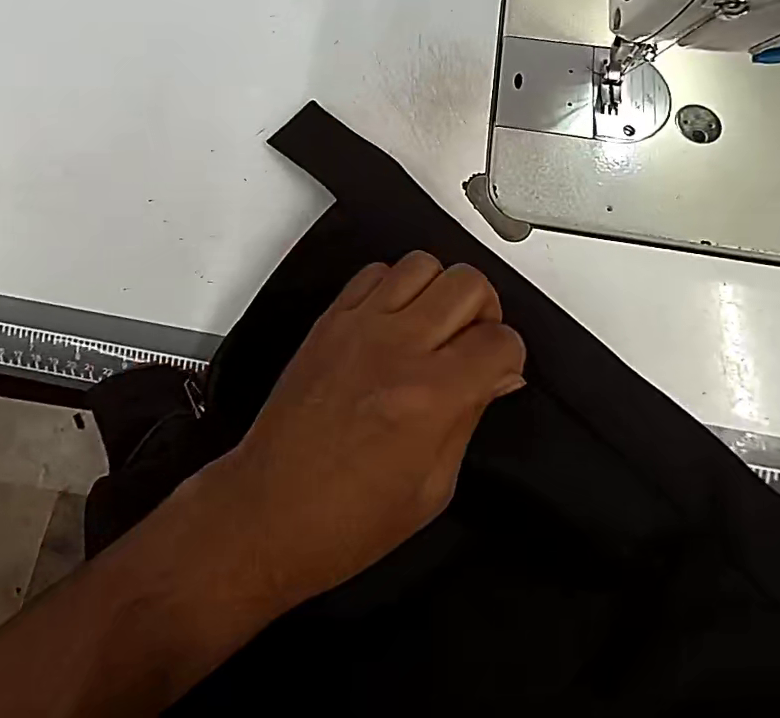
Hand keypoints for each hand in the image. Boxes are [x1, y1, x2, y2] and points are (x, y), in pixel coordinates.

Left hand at [178, 251, 526, 606]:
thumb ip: (471, 417)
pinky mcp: (326, 323)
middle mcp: (392, 349)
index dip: (510, 355)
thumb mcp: (432, 487)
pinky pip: (371, 273)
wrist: (270, 509)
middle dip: (484, 311)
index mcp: (429, 396)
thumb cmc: (341, 516)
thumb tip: (497, 377)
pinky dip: (392, 284)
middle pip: (467, 284)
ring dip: (439, 290)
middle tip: (473, 342)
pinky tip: (393, 317)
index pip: (499, 339)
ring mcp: (355, 328)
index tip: (500, 368)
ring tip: (435, 325)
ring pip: (421, 263)